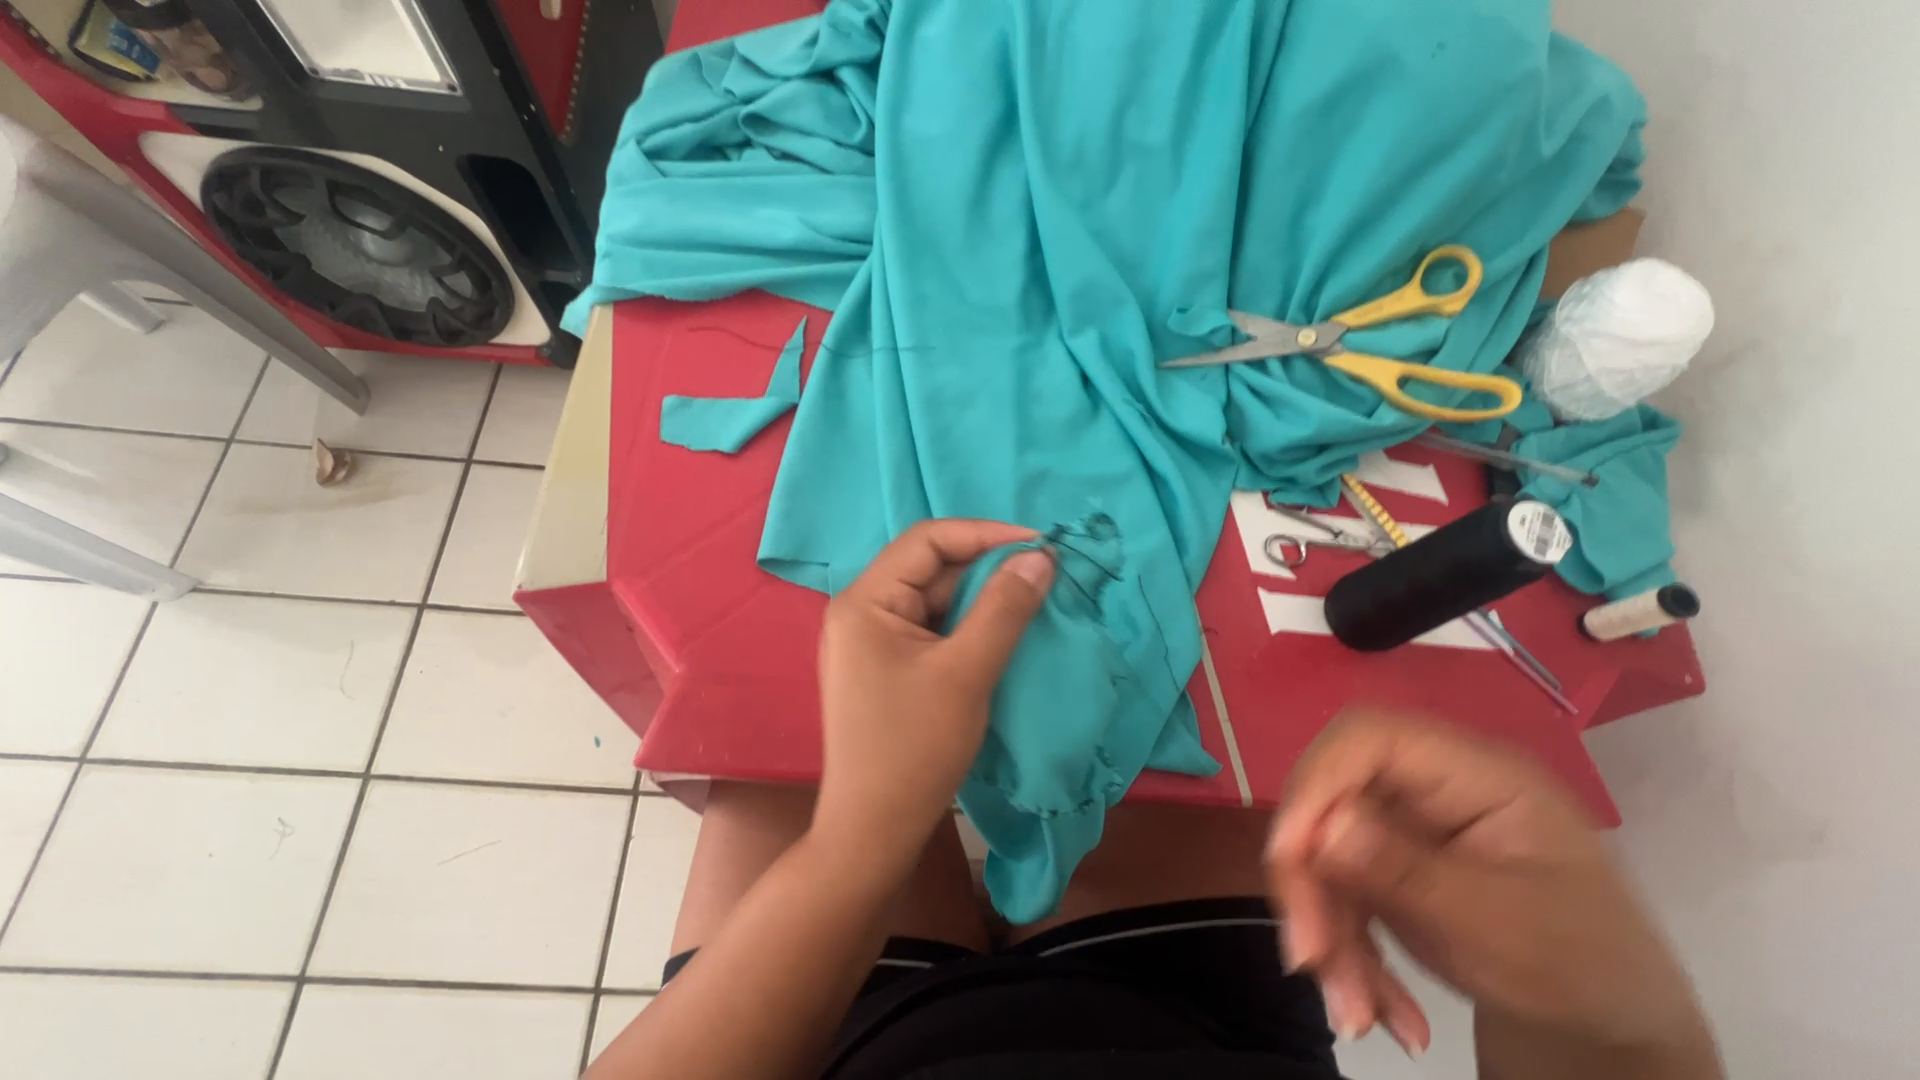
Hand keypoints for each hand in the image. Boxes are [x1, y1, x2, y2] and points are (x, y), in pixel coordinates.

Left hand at [812, 519, 1054, 872]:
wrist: (874, 829)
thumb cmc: (915, 747)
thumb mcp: (967, 672)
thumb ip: (1004, 608)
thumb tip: (1040, 557)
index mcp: (865, 600)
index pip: (927, 540)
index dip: (985, 534)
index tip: (1039, 544)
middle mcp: (860, 610)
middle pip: (930, 568)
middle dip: (986, 567)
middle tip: (1043, 574)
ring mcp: (870, 641)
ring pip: (934, 600)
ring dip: (980, 598)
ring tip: (1031, 600)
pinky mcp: (884, 667)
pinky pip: (930, 628)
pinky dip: (966, 626)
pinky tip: (1001, 633)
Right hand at [1267, 711, 1705, 1058]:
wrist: (1609, 1026)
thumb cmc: (1584, 967)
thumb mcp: (1503, 926)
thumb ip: (1411, 872)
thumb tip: (1326, 826)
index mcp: (1474, 775)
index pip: (1369, 739)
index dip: (1318, 781)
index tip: (1291, 854)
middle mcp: (1427, 789)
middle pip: (1329, 800)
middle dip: (1311, 881)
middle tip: (1309, 957)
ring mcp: (1403, 827)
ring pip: (1321, 854)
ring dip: (1327, 931)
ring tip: (1357, 1012)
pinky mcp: (1383, 866)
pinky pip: (1336, 894)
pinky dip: (1344, 951)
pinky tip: (1378, 1009)